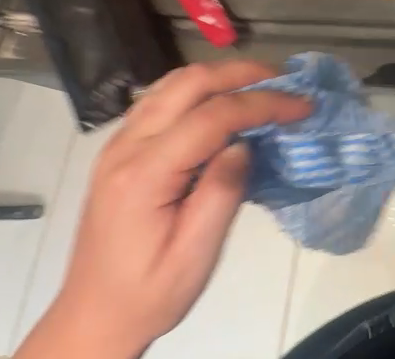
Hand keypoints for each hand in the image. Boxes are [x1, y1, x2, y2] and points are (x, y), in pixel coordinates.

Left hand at [18, 61, 310, 358]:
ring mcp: (119, 144)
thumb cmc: (148, 294)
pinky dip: (200, 88)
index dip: (263, 103)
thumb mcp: (194, 256)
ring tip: (263, 87)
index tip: (303, 106)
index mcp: (144, 174)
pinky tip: (224, 103)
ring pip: (174, 82)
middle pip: (191, 82)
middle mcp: (126, 147)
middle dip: (244, 74)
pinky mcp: (121, 148)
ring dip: (222, 76)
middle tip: (287, 84)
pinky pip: (163, 97)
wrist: (92, 319)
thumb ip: (222, 193)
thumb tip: (246, 144)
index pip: (213, 115)